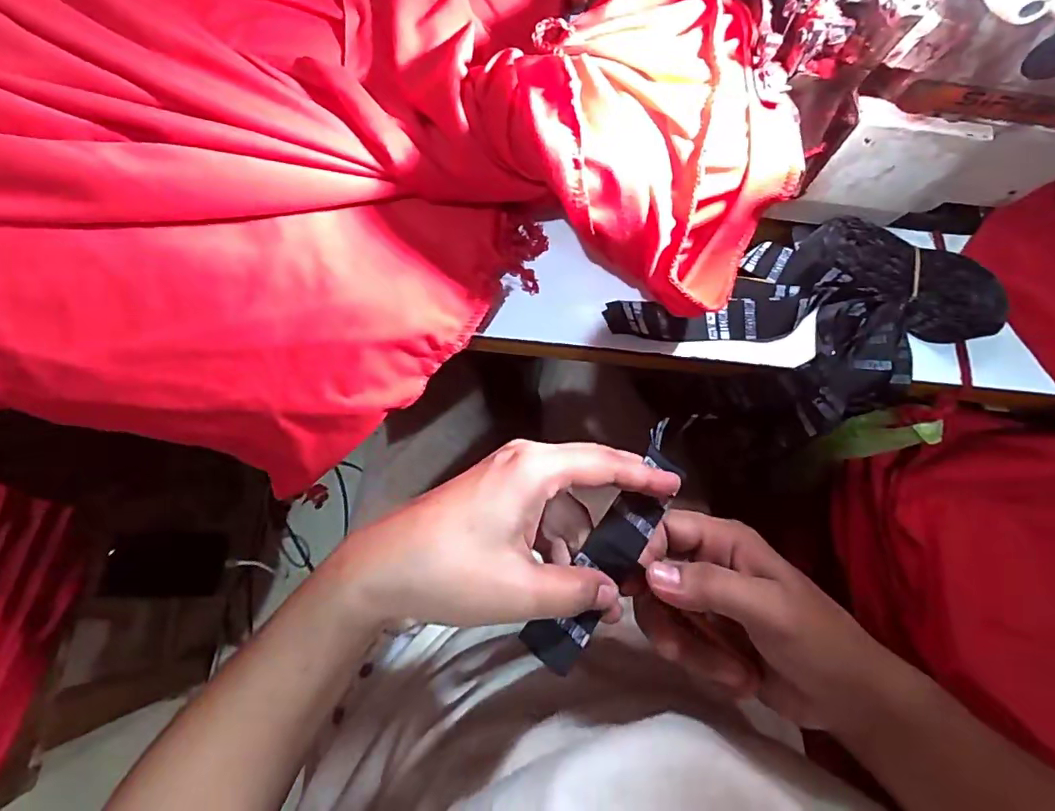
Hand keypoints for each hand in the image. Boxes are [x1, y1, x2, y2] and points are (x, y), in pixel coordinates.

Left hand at [317, 439, 679, 630]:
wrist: (378, 570)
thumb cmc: (453, 571)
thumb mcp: (521, 589)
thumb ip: (577, 590)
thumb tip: (614, 593)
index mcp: (535, 468)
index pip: (604, 463)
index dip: (643, 474)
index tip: (675, 484)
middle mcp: (524, 461)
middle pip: (586, 481)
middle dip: (612, 518)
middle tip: (640, 552)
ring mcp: (504, 476)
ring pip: (561, 503)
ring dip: (577, 540)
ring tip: (588, 587)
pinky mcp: (490, 494)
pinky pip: (537, 511)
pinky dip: (551, 540)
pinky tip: (551, 578)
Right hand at [633, 509, 890, 730]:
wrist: (848, 698)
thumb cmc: (815, 638)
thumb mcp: (766, 608)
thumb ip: (709, 586)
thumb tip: (650, 572)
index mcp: (724, 540)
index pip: (666, 527)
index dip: (644, 550)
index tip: (633, 587)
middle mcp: (708, 563)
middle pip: (654, 577)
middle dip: (666, 618)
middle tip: (677, 649)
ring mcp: (706, 602)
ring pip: (663, 615)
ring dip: (690, 650)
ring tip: (731, 672)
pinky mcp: (708, 637)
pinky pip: (680, 644)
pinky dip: (703, 666)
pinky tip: (739, 678)